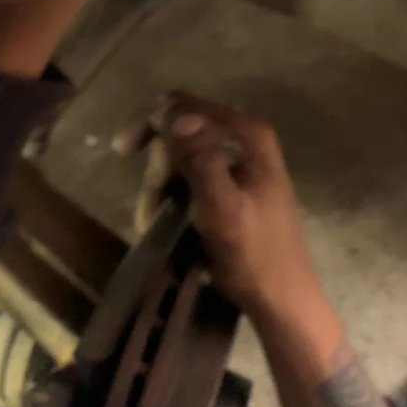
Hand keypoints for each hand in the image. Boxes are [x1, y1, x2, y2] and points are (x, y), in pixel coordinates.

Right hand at [133, 92, 390, 406]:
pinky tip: (162, 218)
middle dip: (158, 165)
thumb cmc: (255, 256)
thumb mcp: (223, 207)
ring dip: (161, 184)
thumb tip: (174, 113)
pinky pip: (190, 172)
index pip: (183, 104)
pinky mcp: (233, 181)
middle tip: (150, 203)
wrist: (282, 302)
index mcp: (247, 134)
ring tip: (152, 220)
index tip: (124, 152)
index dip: (151, 123)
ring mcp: (239, 159)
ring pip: (180, 153)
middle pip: (179, 129)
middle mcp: (244, 137)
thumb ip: (200, 159)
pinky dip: (172, 192)